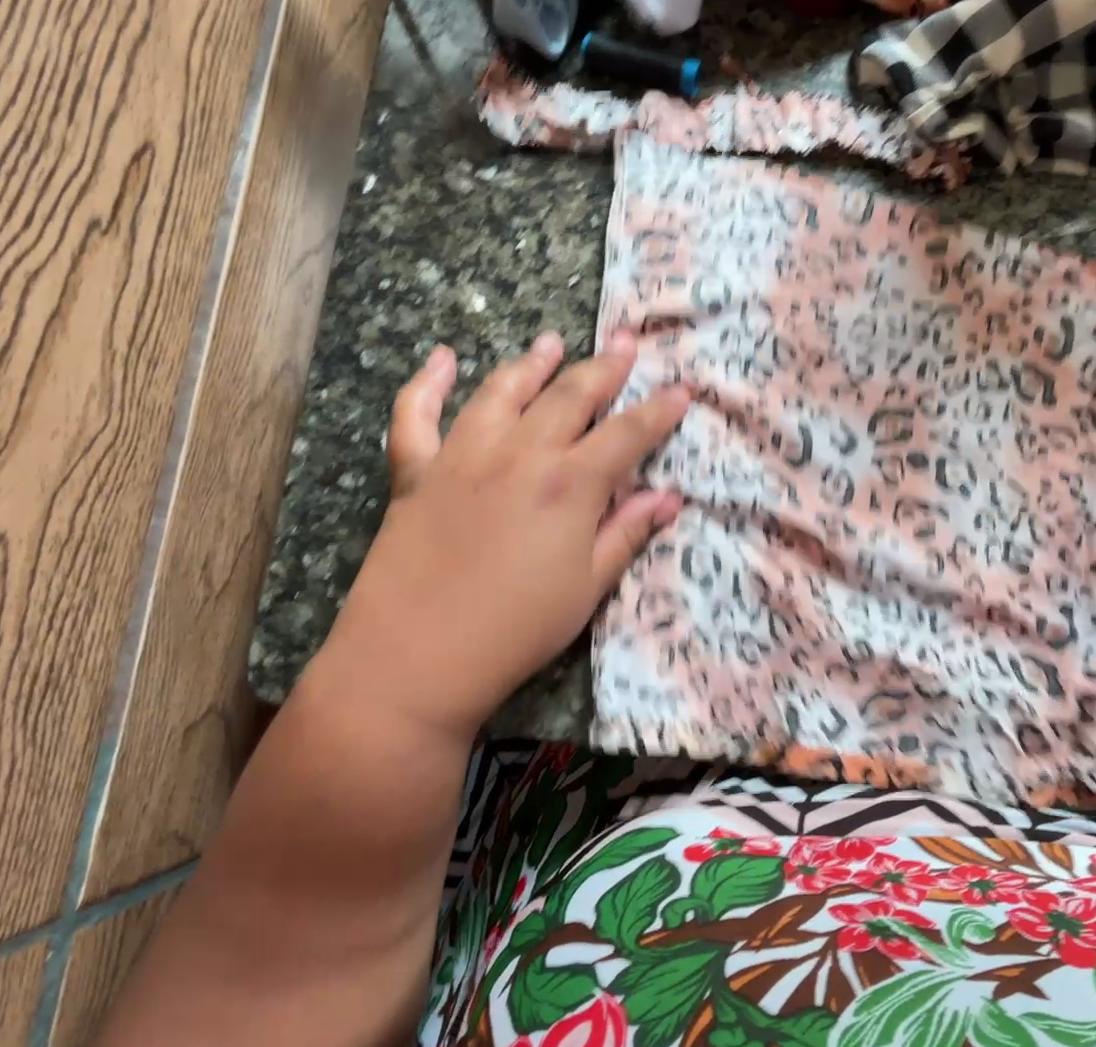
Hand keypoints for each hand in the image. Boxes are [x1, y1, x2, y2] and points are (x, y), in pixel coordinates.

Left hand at [320, 329, 690, 736]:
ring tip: (550, 342)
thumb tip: (669, 497)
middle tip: (624, 343)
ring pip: (502, 392)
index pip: (626, 434)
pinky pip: (416, 415)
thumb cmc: (517, 630)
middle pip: (569, 396)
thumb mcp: (588, 588)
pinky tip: (441, 359)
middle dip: (602, 368)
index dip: (658, 411)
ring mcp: (462, 455)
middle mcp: (520, 453)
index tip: (681, 390)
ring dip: (531, 364)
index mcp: (570, 484)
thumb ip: (626, 534)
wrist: (418, 654)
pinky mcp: (415, 470)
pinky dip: (427, 382)